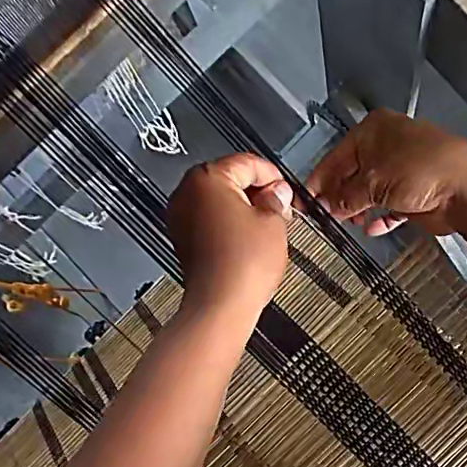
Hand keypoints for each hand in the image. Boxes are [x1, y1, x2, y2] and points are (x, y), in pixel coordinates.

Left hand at [166, 153, 292, 313]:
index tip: (285, 188)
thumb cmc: (241, 266)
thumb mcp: (273, 224)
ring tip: (267, 228)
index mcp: (208, 178)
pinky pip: (210, 223)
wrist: (221, 305)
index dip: (272, 175)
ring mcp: (182, 218)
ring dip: (243, 210)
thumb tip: (277, 192)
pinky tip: (249, 242)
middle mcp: (187, 193)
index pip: (246, 162)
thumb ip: (276, 200)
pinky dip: (229, 227)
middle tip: (280, 208)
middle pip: (228, 180)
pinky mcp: (184, 240)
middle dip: (256, 192)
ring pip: (218, 202)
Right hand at [305, 109, 466, 236]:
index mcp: (374, 131)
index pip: (337, 156)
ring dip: (357, 209)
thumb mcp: (374, 183)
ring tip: (345, 222)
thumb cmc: (426, 169)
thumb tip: (331, 206)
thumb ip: (347, 197)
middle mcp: (388, 147)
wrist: (466, 189)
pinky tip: (370, 227)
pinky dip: (379, 218)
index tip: (307, 198)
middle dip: (338, 196)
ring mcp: (402, 171)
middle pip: (353, 175)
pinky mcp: (414, 194)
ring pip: (370, 193)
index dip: (321, 179)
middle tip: (323, 214)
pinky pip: (389, 208)